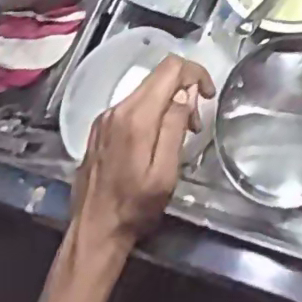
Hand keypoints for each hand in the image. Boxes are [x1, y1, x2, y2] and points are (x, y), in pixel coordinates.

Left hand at [71, 55, 214, 247]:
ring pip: (148, 89)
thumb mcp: (165, 172)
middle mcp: (117, 110)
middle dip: (186, 88)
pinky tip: (158, 138)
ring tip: (181, 133)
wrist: (93, 232)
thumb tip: (185, 96)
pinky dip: (154, 110)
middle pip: (159, 75)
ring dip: (171, 101)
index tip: (208, 96)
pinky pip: (134, 104)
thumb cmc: (135, 206)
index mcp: (135, 118)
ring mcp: (105, 119)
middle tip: (195, 123)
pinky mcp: (100, 128)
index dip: (196, 73)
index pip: (170, 69)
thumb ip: (175, 127)